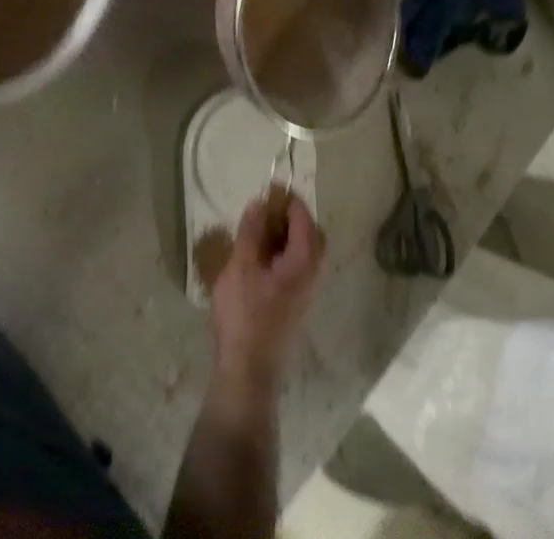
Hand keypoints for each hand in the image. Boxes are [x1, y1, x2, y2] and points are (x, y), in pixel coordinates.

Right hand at [210, 192, 324, 384]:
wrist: (249, 366)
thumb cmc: (244, 313)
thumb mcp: (241, 267)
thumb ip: (251, 234)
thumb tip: (259, 204)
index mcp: (304, 264)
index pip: (305, 222)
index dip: (291, 202)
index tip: (273, 187)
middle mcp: (313, 276)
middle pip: (312, 238)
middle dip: (293, 219)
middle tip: (268, 208)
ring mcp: (306, 293)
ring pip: (304, 255)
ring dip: (286, 237)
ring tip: (259, 229)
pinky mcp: (294, 305)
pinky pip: (295, 268)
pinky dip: (282, 254)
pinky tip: (259, 258)